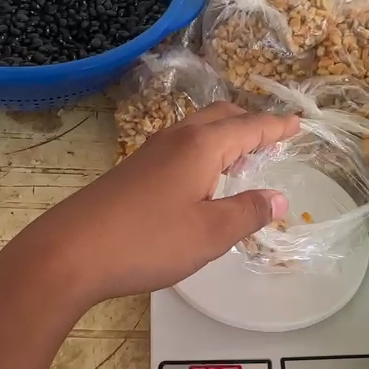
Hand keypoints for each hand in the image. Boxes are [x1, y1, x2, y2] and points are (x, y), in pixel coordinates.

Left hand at [11, 103, 298, 305]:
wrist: (69, 252)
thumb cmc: (147, 241)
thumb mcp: (209, 234)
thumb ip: (247, 213)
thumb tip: (278, 199)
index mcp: (201, 146)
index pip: (250, 127)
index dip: (277, 126)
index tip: (299, 123)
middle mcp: (175, 138)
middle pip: (221, 117)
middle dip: (251, 124)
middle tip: (273, 141)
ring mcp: (149, 152)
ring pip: (197, 130)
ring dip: (225, 136)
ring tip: (243, 159)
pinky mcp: (132, 171)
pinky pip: (179, 147)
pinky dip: (203, 151)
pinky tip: (201, 180)